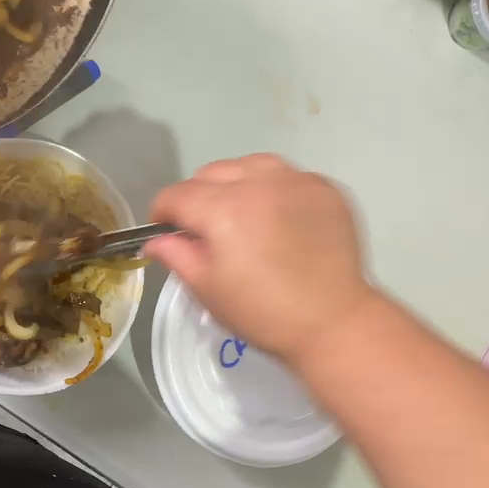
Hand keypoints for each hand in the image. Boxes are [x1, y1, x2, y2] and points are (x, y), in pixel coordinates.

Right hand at [146, 155, 377, 363]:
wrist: (332, 321)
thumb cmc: (261, 312)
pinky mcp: (325, 188)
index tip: (164, 231)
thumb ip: (176, 255)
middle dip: (197, 196)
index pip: (177, 195)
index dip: (162, 213)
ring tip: (240, 215)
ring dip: (234, 184)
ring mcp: (296, 181)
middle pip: (211, 173)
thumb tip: (156, 240)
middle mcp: (259, 183)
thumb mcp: (207, 289)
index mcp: (223, 210)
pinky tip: (274, 219)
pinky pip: (285, 176)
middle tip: (204, 229)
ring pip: (249, 165)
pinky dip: (271, 189)